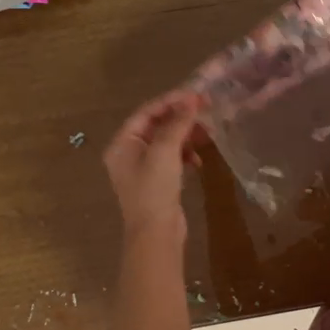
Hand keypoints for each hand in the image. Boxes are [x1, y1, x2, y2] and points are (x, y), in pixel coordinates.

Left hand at [104, 91, 202, 243]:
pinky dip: (185, 154)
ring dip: (186, 135)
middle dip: (181, 118)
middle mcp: (128, 153)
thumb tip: (190, 99)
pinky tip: (198, 160)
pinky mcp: (157, 182)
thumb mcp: (165, 152)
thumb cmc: (154, 190)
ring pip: (166, 142)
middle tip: (206, 110)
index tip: (195, 94)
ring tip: (207, 134)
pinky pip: (172, 158)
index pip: (146, 112)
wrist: (156, 235)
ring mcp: (143, 169)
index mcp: (122, 144)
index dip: (171, 101)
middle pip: (156, 125)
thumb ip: (177, 123)